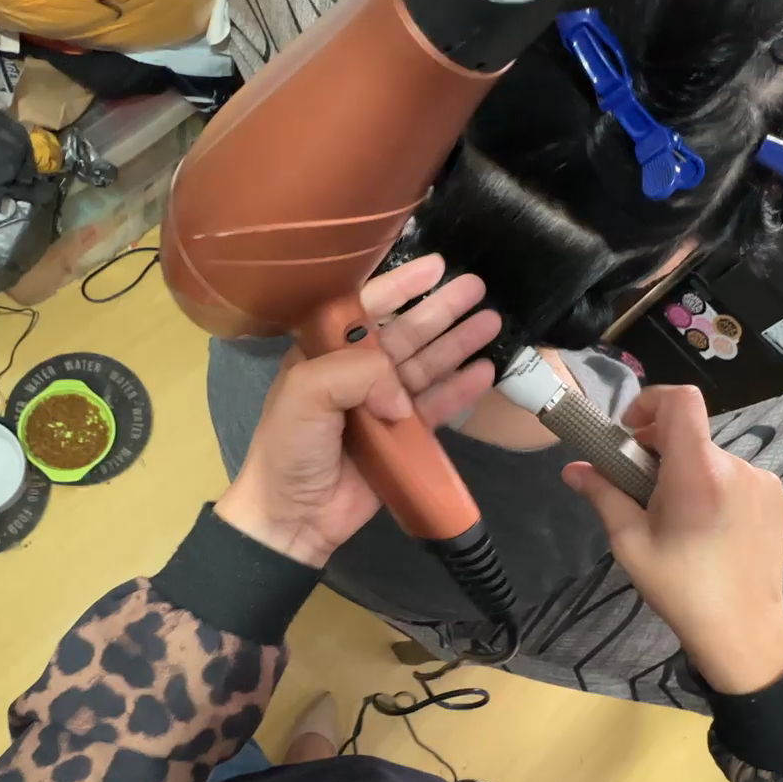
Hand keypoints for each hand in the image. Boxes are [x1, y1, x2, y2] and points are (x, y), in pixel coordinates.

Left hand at [215, 255, 500, 566]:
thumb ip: (359, 372)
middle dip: (441, 310)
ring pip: (427, 365)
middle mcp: (356, 374)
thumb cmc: (291, 447)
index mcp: (326, 353)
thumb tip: (402, 394)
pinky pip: (436, 406)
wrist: (294, 515)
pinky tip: (484, 371)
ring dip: (458, 343)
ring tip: (491, 322)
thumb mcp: (309, 392)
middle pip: (406, 332)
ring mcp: (381, 407)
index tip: (436, 267)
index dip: (401, 285)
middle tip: (477, 287)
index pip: (366, 308)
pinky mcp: (401, 438)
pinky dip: (459, 389)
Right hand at [561, 386, 782, 695]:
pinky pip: (733, 475)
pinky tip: (706, 526)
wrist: (742, 629)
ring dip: (686, 472)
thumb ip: (603, 495)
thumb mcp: (630, 542)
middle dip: (659, 450)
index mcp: (696, 472)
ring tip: (676, 517)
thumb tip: (573, 469)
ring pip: (710, 457)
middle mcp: (735, 466)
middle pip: (689, 433)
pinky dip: (712, 487)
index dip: (650, 402)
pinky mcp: (776, 496)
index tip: (631, 433)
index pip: (680, 401)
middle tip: (641, 490)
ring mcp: (762, 480)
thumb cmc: (679, 587)